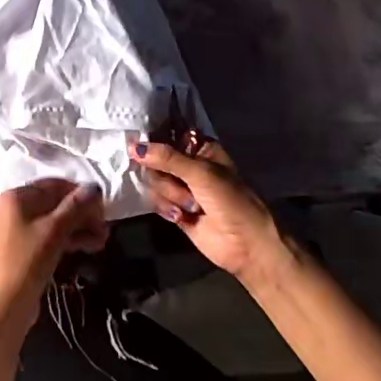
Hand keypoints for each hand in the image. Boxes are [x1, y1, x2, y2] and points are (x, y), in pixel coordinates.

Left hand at [0, 179, 108, 339]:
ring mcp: (20, 231)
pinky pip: (51, 237)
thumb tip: (95, 187)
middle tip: (106, 227)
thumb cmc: (26, 261)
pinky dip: (70, 240)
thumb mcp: (54, 231)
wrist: (2, 306)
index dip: (80, 193)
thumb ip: (76, 207)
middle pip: (56, 203)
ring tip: (103, 240)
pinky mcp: (26, 251)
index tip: (104, 207)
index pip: (54, 185)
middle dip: (82, 213)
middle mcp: (16, 209)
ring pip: (56, 222)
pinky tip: (90, 246)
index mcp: (17, 197)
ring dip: (80, 228)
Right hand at [132, 138, 293, 288]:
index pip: (168, 136)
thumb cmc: (231, 201)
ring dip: (170, 195)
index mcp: (200, 149)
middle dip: (164, 176)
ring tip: (191, 206)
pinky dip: (166, 207)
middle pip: (155, 160)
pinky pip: (155, 200)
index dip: (153, 141)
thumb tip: (133, 146)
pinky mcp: (175, 208)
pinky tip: (181, 216)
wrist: (246, 245)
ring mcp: (181, 188)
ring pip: (154, 182)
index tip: (138, 147)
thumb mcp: (201, 173)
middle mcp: (189, 166)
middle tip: (181, 185)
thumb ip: (167, 158)